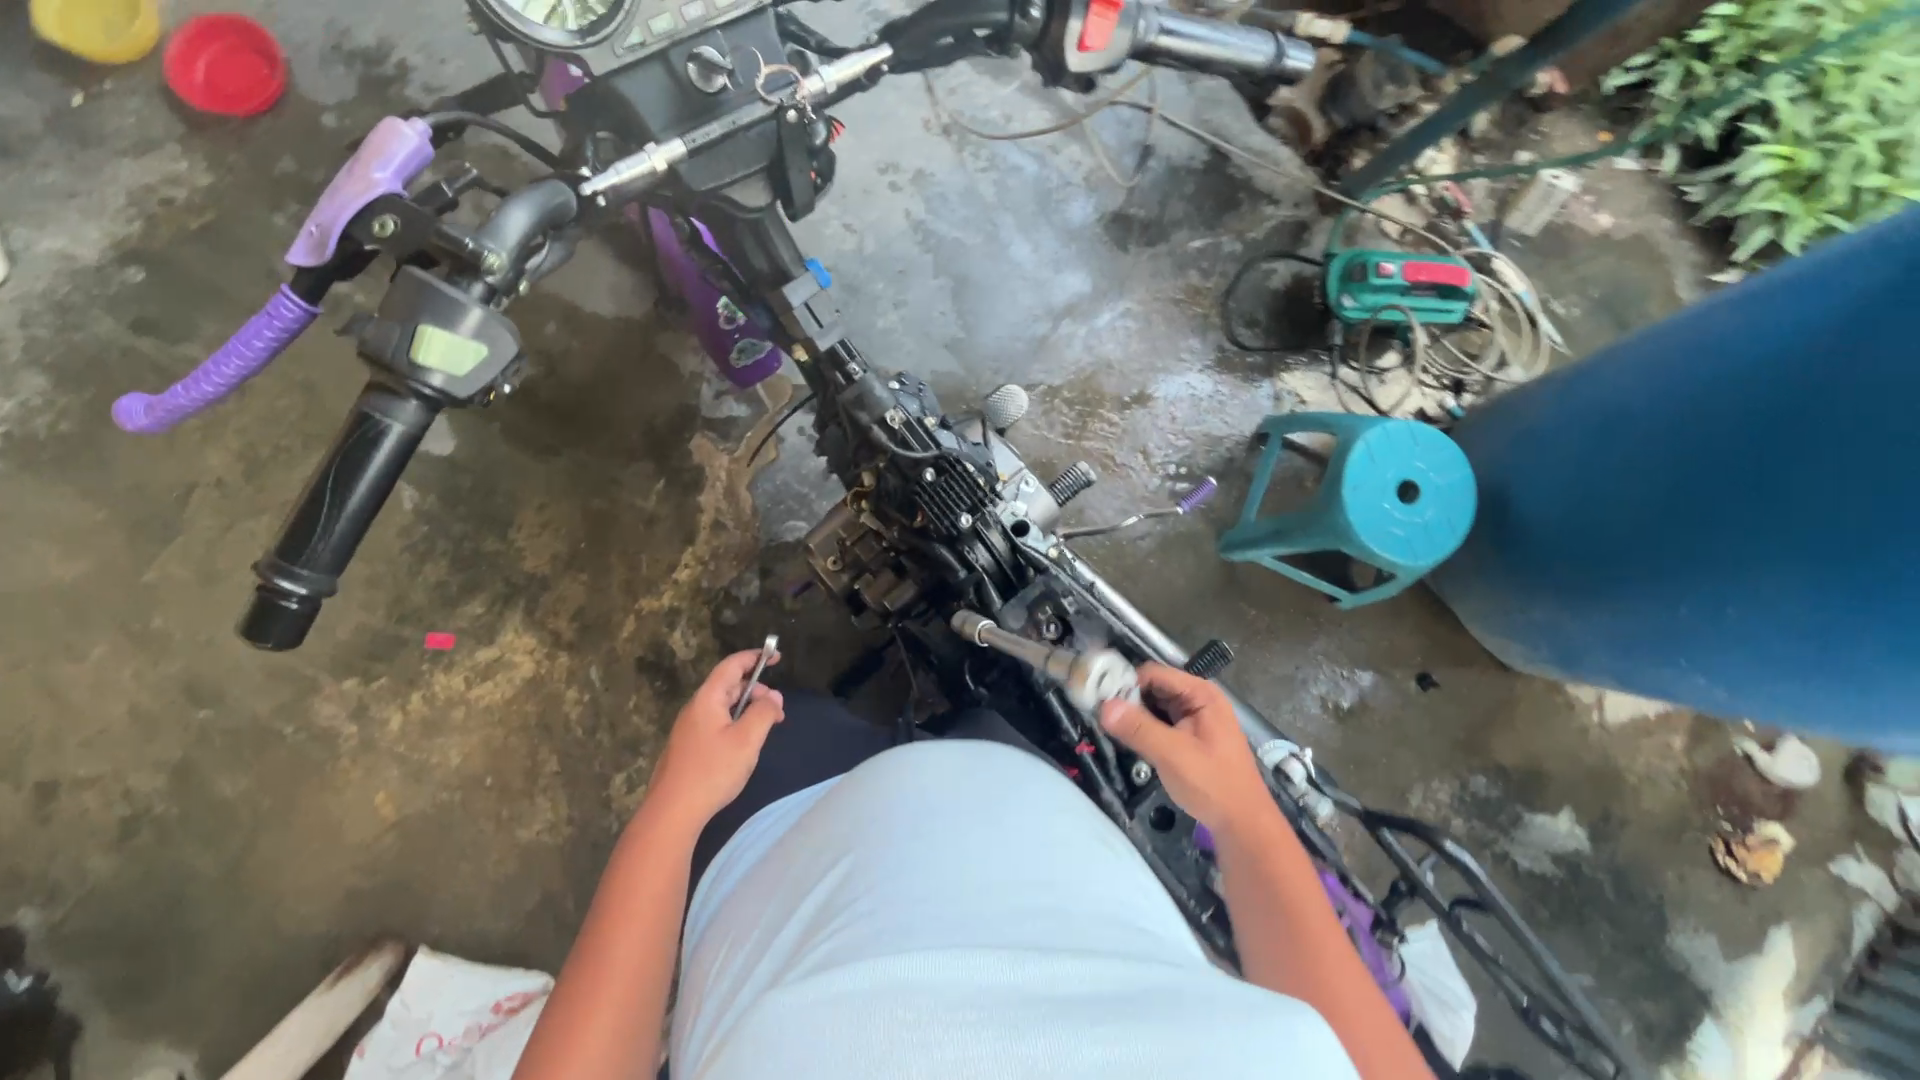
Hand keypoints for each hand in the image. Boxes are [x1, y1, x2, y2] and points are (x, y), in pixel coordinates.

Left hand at [646, 650, 784, 825]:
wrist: (673, 811)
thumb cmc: (713, 771)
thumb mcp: (747, 740)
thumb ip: (764, 713)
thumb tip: (774, 697)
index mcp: (707, 699)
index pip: (731, 665)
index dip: (754, 657)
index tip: (775, 657)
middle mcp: (695, 709)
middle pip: (727, 686)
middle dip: (755, 690)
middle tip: (777, 709)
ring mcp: (688, 729)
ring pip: (722, 707)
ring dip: (746, 710)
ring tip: (764, 728)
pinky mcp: (687, 748)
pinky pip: (715, 724)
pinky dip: (735, 723)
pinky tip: (743, 745)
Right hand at [1098, 664, 1278, 836]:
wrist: (1242, 823)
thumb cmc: (1212, 784)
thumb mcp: (1171, 754)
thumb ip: (1138, 728)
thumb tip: (1103, 705)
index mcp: (1201, 694)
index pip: (1154, 673)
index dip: (1126, 683)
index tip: (1099, 699)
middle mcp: (1198, 700)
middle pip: (1154, 688)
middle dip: (1128, 700)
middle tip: (1101, 717)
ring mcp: (1195, 718)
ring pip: (1155, 706)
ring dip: (1135, 716)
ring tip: (1110, 729)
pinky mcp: (1190, 737)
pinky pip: (1161, 723)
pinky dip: (1145, 729)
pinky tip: (1130, 741)